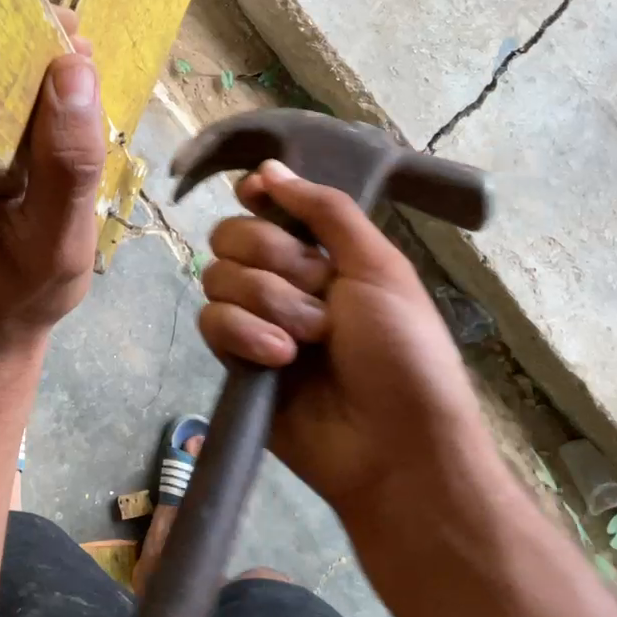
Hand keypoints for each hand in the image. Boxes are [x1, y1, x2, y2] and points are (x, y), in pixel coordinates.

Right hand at [197, 160, 493, 515]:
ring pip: (217, 276)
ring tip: (308, 340)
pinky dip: (245, 335)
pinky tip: (279, 359)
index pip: (265, 205)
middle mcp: (282, 280)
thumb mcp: (380, 269)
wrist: (395, 449)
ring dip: (268, 303)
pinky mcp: (233, 357)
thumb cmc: (404, 355)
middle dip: (272, 259)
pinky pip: (211, 320)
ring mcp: (255, 319)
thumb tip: (268, 167)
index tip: (257, 195)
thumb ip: (326, 211)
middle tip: (317, 290)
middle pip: (231, 235)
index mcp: (322, 254)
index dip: (257, 196)